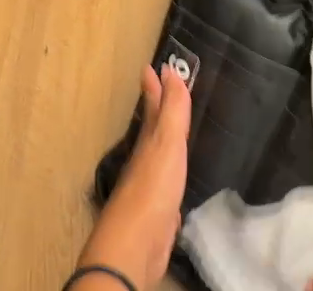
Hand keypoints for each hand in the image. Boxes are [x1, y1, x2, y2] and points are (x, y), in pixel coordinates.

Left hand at [78, 64, 191, 287]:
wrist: (137, 245)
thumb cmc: (153, 187)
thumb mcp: (167, 143)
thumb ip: (173, 110)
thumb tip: (170, 70)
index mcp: (150, 141)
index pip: (155, 107)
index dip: (155, 87)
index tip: (152, 66)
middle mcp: (147, 158)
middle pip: (155, 127)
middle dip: (159, 106)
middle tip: (163, 86)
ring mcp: (152, 185)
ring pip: (161, 153)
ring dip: (166, 136)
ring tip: (172, 125)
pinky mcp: (159, 211)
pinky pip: (168, 181)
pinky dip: (172, 171)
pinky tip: (176, 175)